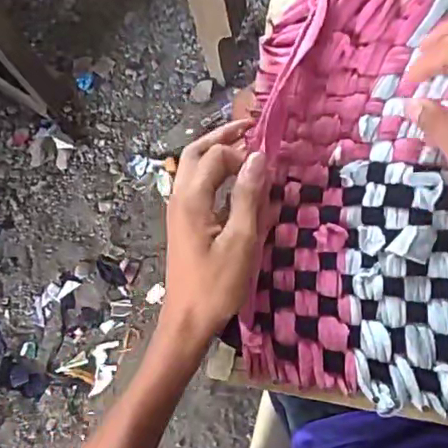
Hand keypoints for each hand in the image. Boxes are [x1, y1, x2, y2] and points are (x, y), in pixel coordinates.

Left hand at [161, 119, 270, 340]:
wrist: (188, 319)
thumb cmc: (216, 284)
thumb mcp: (241, 240)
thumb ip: (249, 196)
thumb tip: (259, 157)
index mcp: (191, 199)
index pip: (217, 156)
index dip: (243, 153)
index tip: (269, 161)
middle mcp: (180, 198)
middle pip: (196, 153)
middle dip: (222, 137)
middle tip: (250, 128)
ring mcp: (178, 211)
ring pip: (193, 169)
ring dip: (216, 153)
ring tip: (244, 148)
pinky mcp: (184, 224)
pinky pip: (197, 188)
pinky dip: (215, 176)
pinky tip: (235, 183)